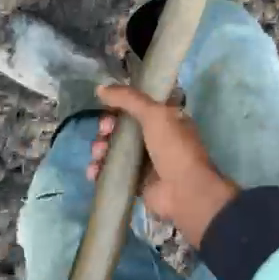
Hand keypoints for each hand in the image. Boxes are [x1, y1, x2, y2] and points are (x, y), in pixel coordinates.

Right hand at [88, 83, 238, 248]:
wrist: (185, 191)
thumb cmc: (174, 148)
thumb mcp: (155, 114)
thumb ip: (129, 98)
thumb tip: (100, 88)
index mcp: (166, 119)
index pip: (136, 107)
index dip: (119, 107)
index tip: (109, 110)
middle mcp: (156, 138)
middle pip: (122, 128)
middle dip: (107, 128)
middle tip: (104, 132)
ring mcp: (146, 161)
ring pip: (114, 149)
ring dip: (101, 149)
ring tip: (99, 154)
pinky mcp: (136, 181)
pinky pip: (113, 171)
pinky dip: (100, 170)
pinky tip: (94, 172)